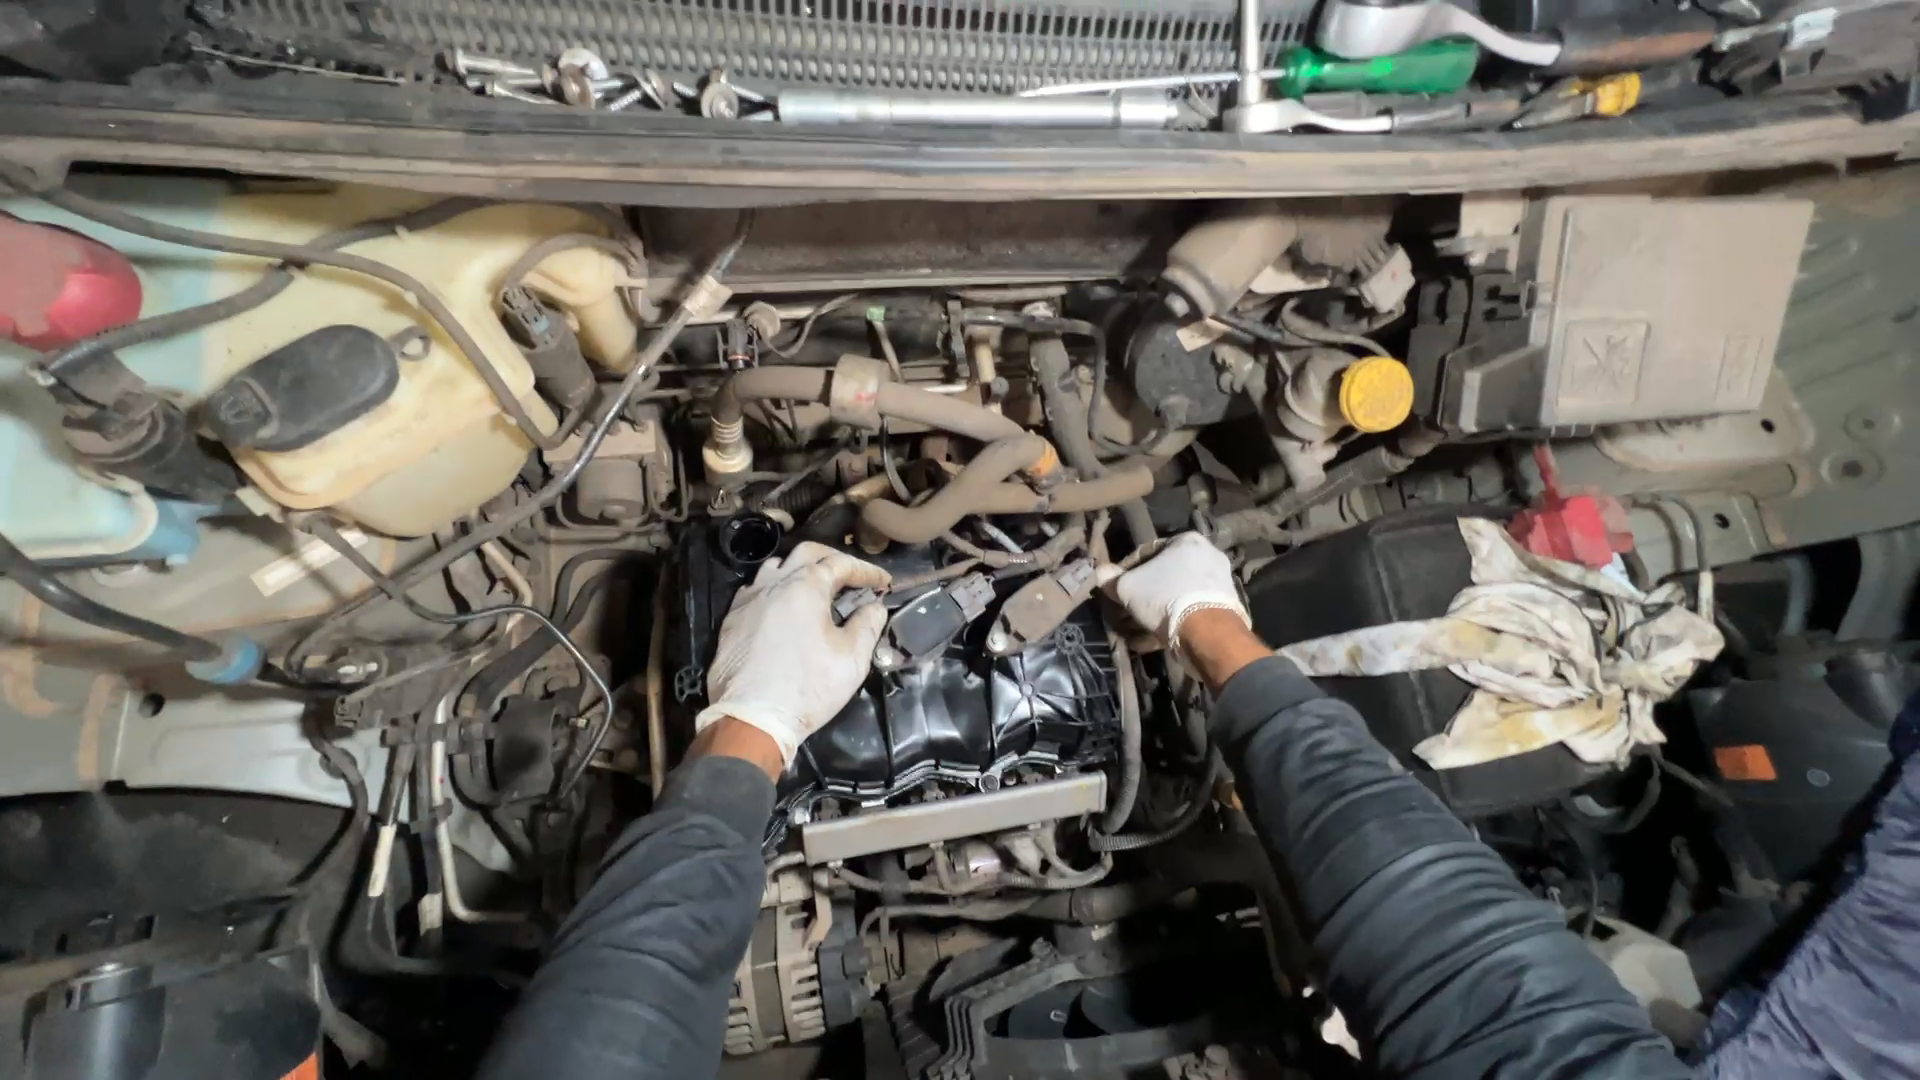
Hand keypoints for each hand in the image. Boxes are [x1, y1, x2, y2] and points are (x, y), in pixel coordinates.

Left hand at [695, 541, 891, 765]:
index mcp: (806, 587)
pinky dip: (778, 589)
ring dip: (802, 570)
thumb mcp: (852, 658)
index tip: (884, 583)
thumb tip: (874, 607)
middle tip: (854, 579)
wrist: (751, 719)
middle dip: (835, 560)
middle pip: (807, 554)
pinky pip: (757, 589)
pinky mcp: (733, 619)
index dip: (867, 571)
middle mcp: (774, 583)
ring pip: (778, 567)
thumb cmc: (807, 687)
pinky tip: (786, 608)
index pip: (841, 564)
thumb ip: (868, 624)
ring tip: (819, 589)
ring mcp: (749, 599)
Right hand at [1099, 532, 1249, 655]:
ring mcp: (1217, 585)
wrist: (1207, 633)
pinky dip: (1167, 624)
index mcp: (1187, 541)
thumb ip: (1112, 580)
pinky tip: (1147, 640)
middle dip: (1141, 595)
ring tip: (1133, 630)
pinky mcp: (1222, 610)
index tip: (1115, 587)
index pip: (1147, 551)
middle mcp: (1207, 557)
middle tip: (1123, 610)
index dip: (1125, 571)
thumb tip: (1100, 573)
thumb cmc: (1165, 597)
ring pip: (1174, 597)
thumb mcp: (1127, 587)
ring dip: (1152, 612)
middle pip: (1162, 576)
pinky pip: (1187, 613)